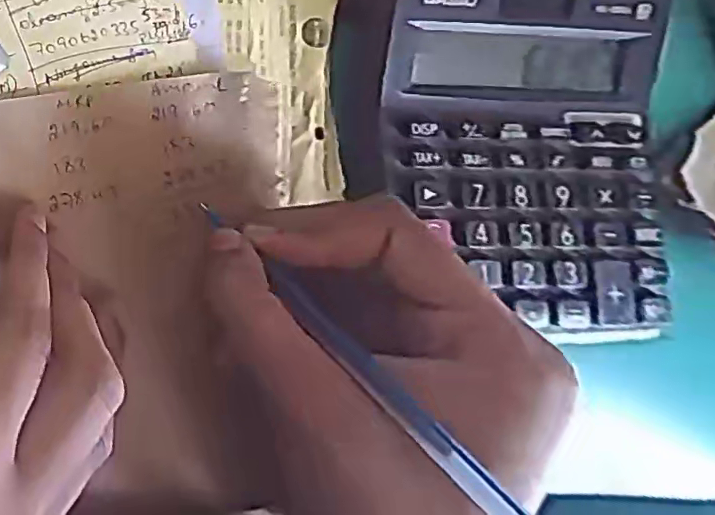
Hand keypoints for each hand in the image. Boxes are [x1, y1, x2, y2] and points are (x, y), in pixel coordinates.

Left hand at [0, 206, 123, 514]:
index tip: (94, 309)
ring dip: (36, 270)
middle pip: (88, 381)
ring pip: (31, 340)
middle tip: (65, 254)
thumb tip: (11, 396)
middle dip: (80, 303)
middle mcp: (6, 500)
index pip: (97, 436)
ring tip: (28, 229)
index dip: (102, 354)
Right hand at [205, 196, 576, 513]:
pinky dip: (296, 316)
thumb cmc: (382, 514)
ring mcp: (451, 360)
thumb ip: (256, 314)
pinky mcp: (416, 377)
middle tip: (233, 265)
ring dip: (286, 287)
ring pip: (352, 284)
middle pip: (370, 255)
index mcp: (496, 345)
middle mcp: (485, 341)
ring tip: (237, 302)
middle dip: (292, 260)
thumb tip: (219, 239)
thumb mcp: (315, 408)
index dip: (313, 229)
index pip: (395, 235)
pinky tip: (259, 331)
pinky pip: (348, 318)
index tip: (249, 244)